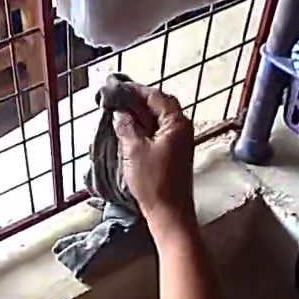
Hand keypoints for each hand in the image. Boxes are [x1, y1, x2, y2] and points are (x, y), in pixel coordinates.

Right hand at [111, 85, 195, 240]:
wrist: (169, 211)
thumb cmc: (153, 181)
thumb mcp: (134, 151)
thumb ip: (127, 128)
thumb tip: (120, 114)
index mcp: (177, 124)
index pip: (157, 97)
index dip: (137, 90)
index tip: (118, 86)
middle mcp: (182, 129)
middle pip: (160, 106)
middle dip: (138, 101)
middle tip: (117, 98)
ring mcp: (178, 141)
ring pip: (158, 119)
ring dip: (139, 114)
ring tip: (118, 112)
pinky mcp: (172, 153)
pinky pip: (157, 132)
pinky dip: (143, 127)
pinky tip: (128, 130)